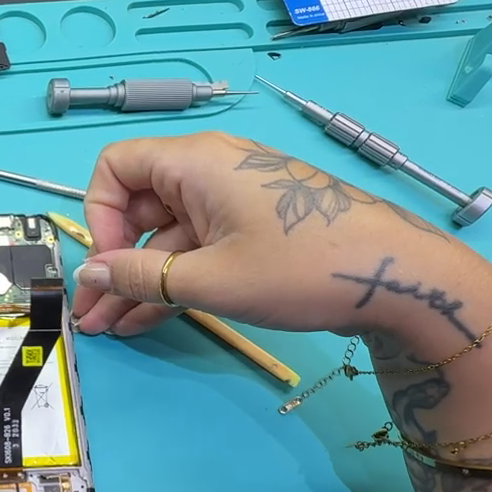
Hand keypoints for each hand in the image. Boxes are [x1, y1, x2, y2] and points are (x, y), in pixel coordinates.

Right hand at [71, 133, 491, 351]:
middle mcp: (208, 172)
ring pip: (164, 239)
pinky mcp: (249, 230)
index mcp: (194, 163)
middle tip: (91, 313)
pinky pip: (194, 251)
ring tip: (109, 328)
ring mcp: (230, 203)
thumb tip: (87, 277)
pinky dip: (170, 282)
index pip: (116, 168)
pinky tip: (143, 322)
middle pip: (137, 209)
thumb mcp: (209, 279)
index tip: (108, 263)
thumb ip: (139, 276)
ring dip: (136, 283)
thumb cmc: (299, 267)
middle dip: (111, 263)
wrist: (403, 280)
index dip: (99, 214)